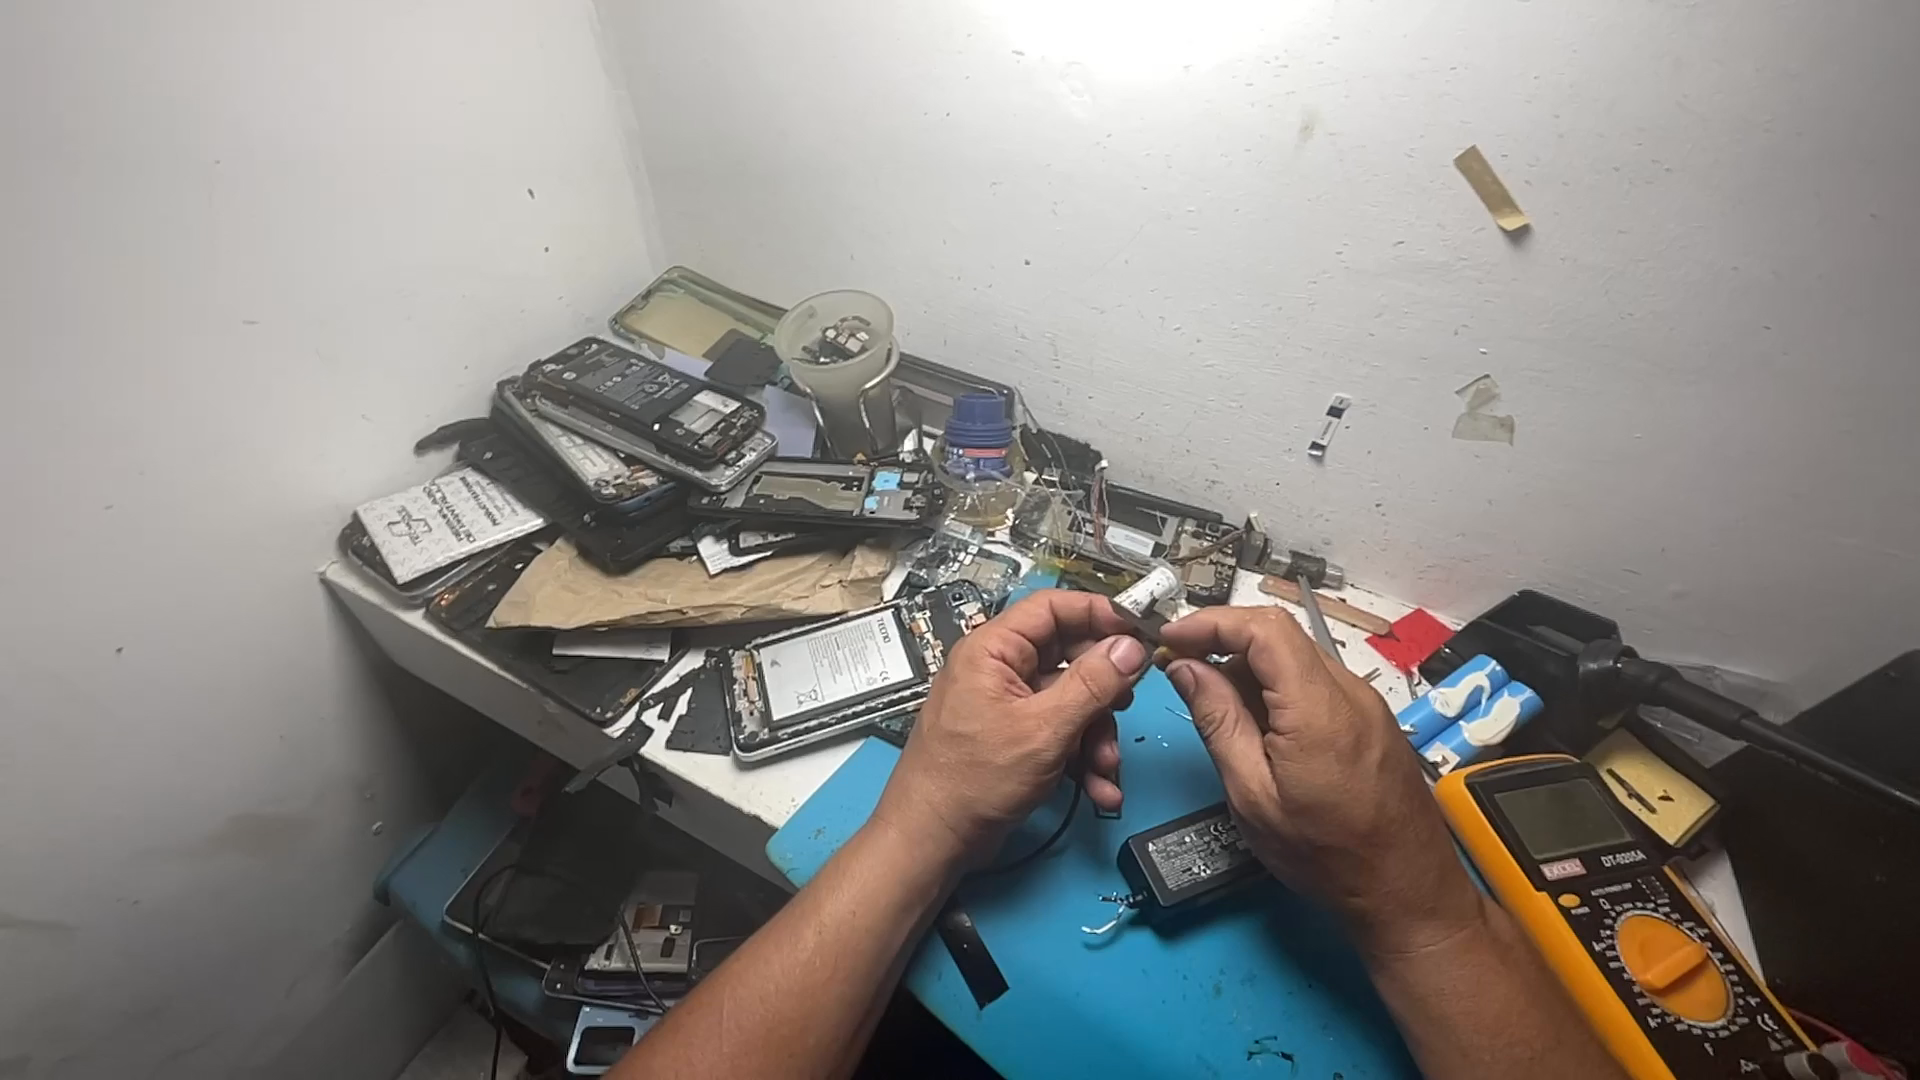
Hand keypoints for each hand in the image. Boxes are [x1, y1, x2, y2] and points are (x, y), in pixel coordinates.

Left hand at [870, 589, 1146, 868]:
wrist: (933, 840)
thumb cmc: (971, 779)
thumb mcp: (1043, 729)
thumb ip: (1091, 684)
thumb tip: (1130, 646)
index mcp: (993, 649)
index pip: (1052, 607)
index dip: (1099, 614)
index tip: (1138, 632)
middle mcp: (1000, 669)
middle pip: (1069, 658)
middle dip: (1103, 692)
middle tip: (1126, 708)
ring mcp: (1008, 704)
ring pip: (1071, 701)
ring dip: (1097, 735)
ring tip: (1106, 768)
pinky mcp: (1015, 737)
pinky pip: (1060, 732)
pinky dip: (1081, 757)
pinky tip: (1098, 787)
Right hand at [1158, 606, 1481, 953]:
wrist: (1409, 896)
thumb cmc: (1325, 856)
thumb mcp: (1252, 794)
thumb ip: (1217, 720)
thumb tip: (1184, 667)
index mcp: (1318, 708)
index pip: (1263, 628)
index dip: (1210, 622)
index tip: (1171, 639)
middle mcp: (1349, 691)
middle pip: (1277, 634)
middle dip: (1221, 639)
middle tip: (1179, 664)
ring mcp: (1364, 702)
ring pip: (1292, 654)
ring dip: (1244, 663)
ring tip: (1211, 699)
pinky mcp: (1368, 716)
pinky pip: (1310, 678)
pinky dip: (1270, 683)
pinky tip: (1251, 718)